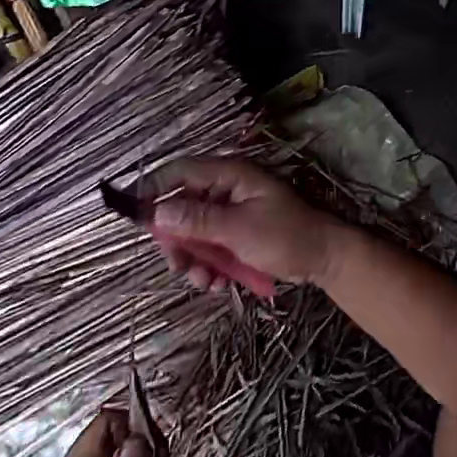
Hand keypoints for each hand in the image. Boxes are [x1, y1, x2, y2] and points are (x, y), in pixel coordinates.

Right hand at [140, 157, 349, 291]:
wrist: (324, 259)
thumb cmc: (286, 236)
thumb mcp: (240, 230)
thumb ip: (199, 221)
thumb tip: (157, 212)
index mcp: (230, 175)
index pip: (181, 171)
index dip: (154, 187)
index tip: (131, 211)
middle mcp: (227, 189)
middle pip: (183, 208)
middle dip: (178, 240)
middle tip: (178, 266)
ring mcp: (232, 213)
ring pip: (194, 233)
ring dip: (194, 259)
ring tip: (205, 282)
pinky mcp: (237, 234)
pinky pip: (211, 247)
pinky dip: (210, 266)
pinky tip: (220, 284)